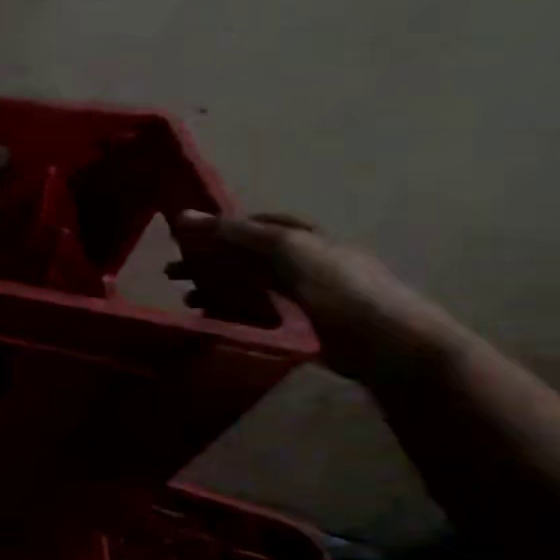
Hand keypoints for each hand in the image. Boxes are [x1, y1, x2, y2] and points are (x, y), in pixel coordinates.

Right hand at [170, 210, 464, 383]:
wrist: (388, 344)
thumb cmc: (339, 289)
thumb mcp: (287, 250)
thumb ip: (237, 232)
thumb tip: (183, 214)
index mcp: (304, 238)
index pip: (254, 224)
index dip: (219, 227)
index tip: (183, 238)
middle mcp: (302, 261)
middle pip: (245, 254)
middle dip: (208, 260)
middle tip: (170, 273)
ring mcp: (301, 294)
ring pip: (246, 283)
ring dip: (213, 287)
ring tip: (185, 299)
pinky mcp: (299, 324)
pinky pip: (253, 310)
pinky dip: (228, 310)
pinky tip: (210, 318)